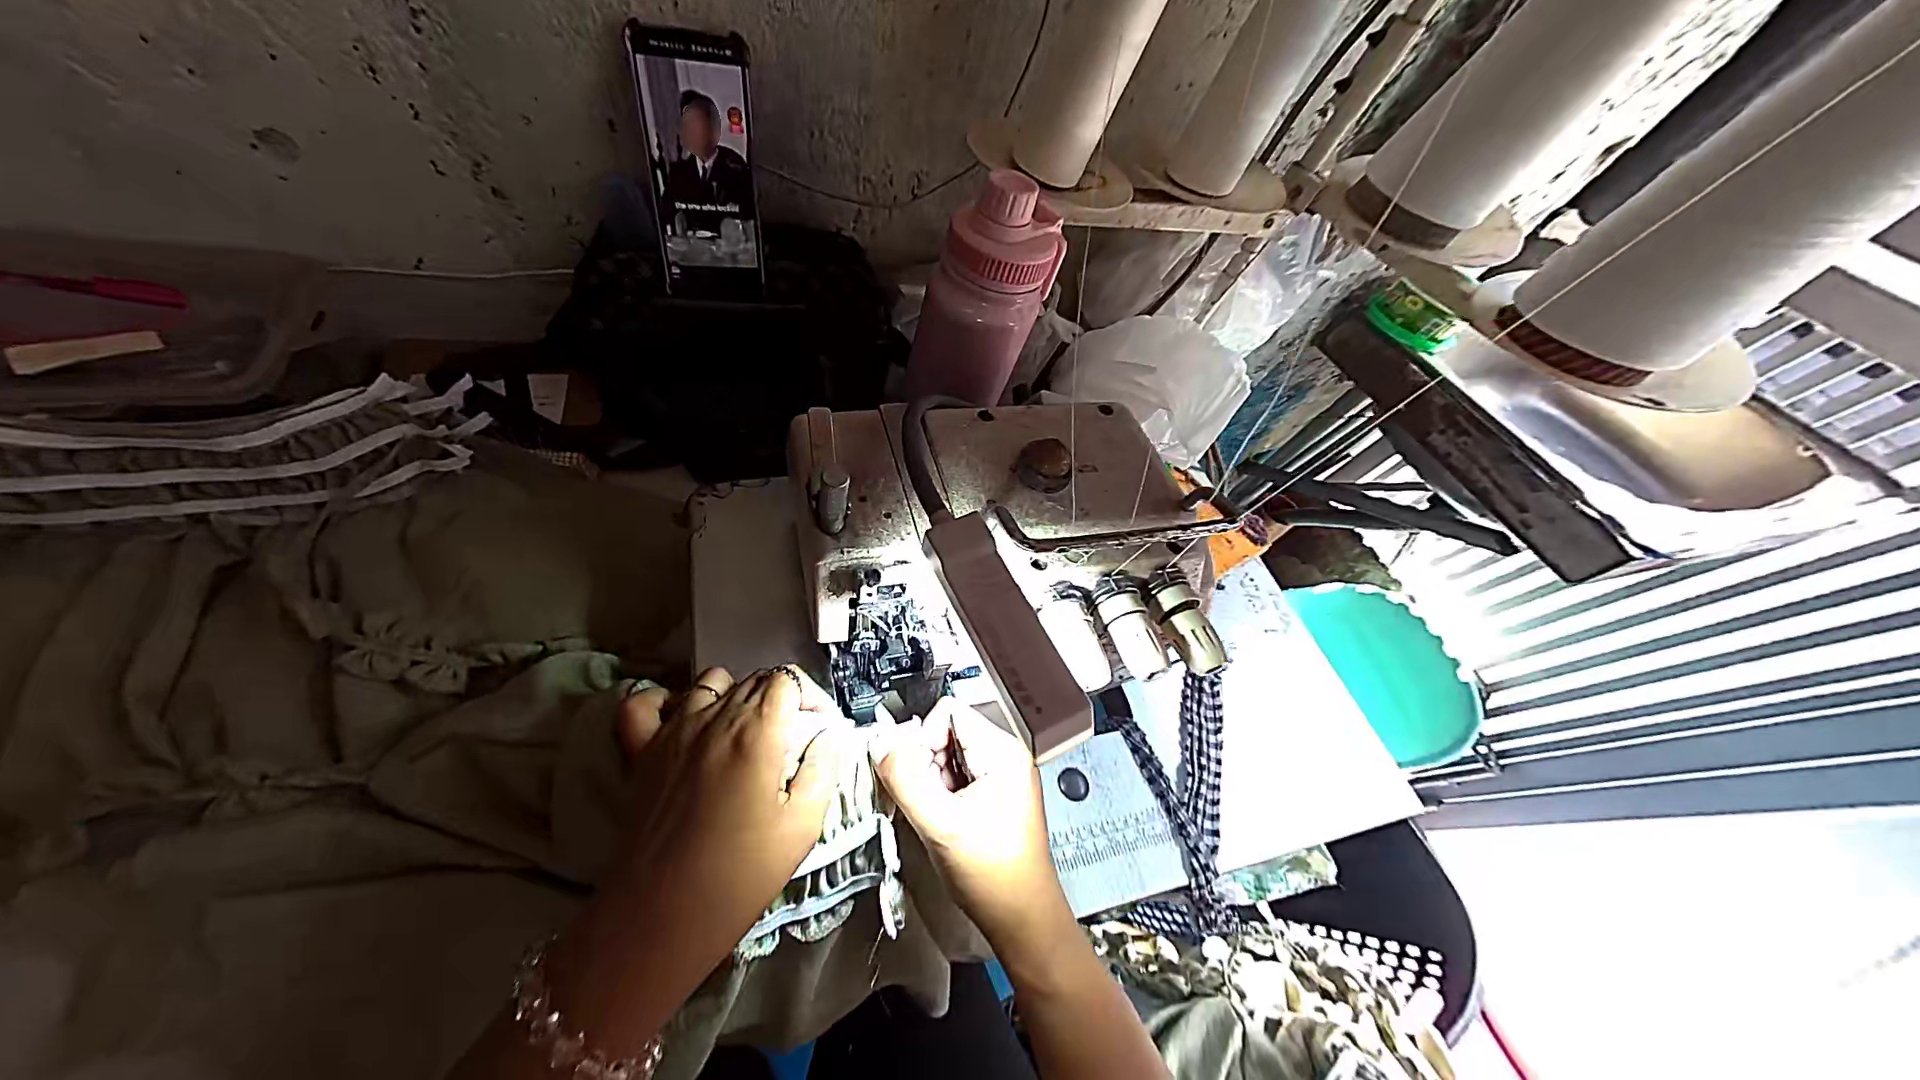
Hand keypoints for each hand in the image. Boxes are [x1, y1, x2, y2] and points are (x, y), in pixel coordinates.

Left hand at [544, 665, 849, 1048]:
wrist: (663, 914)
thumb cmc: (741, 873)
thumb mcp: (803, 824)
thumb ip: (824, 767)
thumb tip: (831, 735)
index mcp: (757, 731)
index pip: (787, 679)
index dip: (810, 697)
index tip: (820, 728)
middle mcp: (714, 718)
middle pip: (754, 680)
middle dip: (781, 700)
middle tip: (791, 739)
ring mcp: (673, 730)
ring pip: (710, 682)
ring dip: (734, 695)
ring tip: (744, 731)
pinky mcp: (641, 751)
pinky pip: (644, 703)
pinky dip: (666, 700)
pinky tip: (684, 720)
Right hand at [871, 698, 1074, 964]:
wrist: (1022, 917)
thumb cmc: (995, 875)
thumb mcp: (941, 825)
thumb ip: (906, 780)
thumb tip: (881, 746)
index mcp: (1002, 751)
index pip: (947, 711)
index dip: (922, 738)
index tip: (913, 774)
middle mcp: (1004, 754)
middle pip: (945, 731)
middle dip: (925, 763)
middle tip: (926, 802)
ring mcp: (999, 774)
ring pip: (946, 754)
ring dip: (930, 781)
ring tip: (938, 816)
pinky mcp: (992, 793)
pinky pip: (954, 775)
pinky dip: (939, 794)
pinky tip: (944, 821)